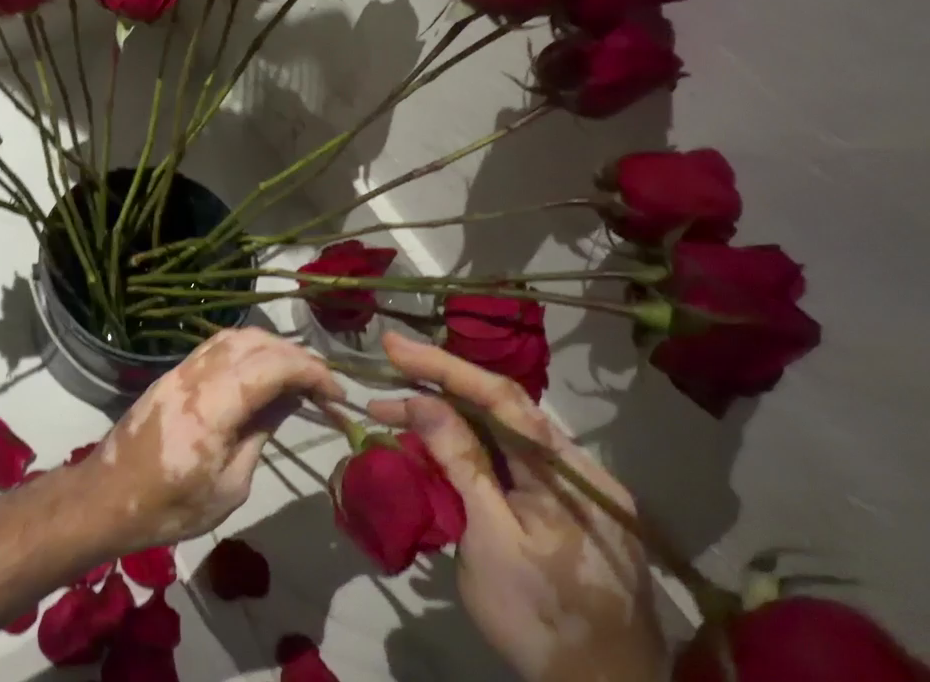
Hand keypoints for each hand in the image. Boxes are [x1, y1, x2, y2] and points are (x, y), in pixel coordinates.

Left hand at [76, 328, 342, 552]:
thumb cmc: (170, 507)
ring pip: (230, 338)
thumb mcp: (229, 486)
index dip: (311, 372)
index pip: (270, 366)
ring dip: (270, 348)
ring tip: (298, 378)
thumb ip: (258, 435)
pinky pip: (213, 350)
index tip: (338, 395)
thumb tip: (287, 400)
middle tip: (324, 386)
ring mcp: (177, 373)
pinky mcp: (168, 378)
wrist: (106, 498)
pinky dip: (245, 352)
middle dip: (295, 355)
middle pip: (252, 342)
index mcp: (211, 407)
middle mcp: (193, 378)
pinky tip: (262, 376)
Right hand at [367, 334, 667, 681]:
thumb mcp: (489, 539)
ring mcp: (580, 495)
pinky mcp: (571, 517)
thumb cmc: (540, 616)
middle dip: (439, 394)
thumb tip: (424, 401)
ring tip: (396, 423)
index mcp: (567, 474)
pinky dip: (472, 455)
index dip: (443, 365)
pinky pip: (515, 467)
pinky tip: (440, 460)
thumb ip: (461, 464)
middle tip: (381, 390)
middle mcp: (580, 472)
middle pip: (504, 413)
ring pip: (507, 440)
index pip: (500, 398)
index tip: (391, 345)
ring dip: (450, 426)